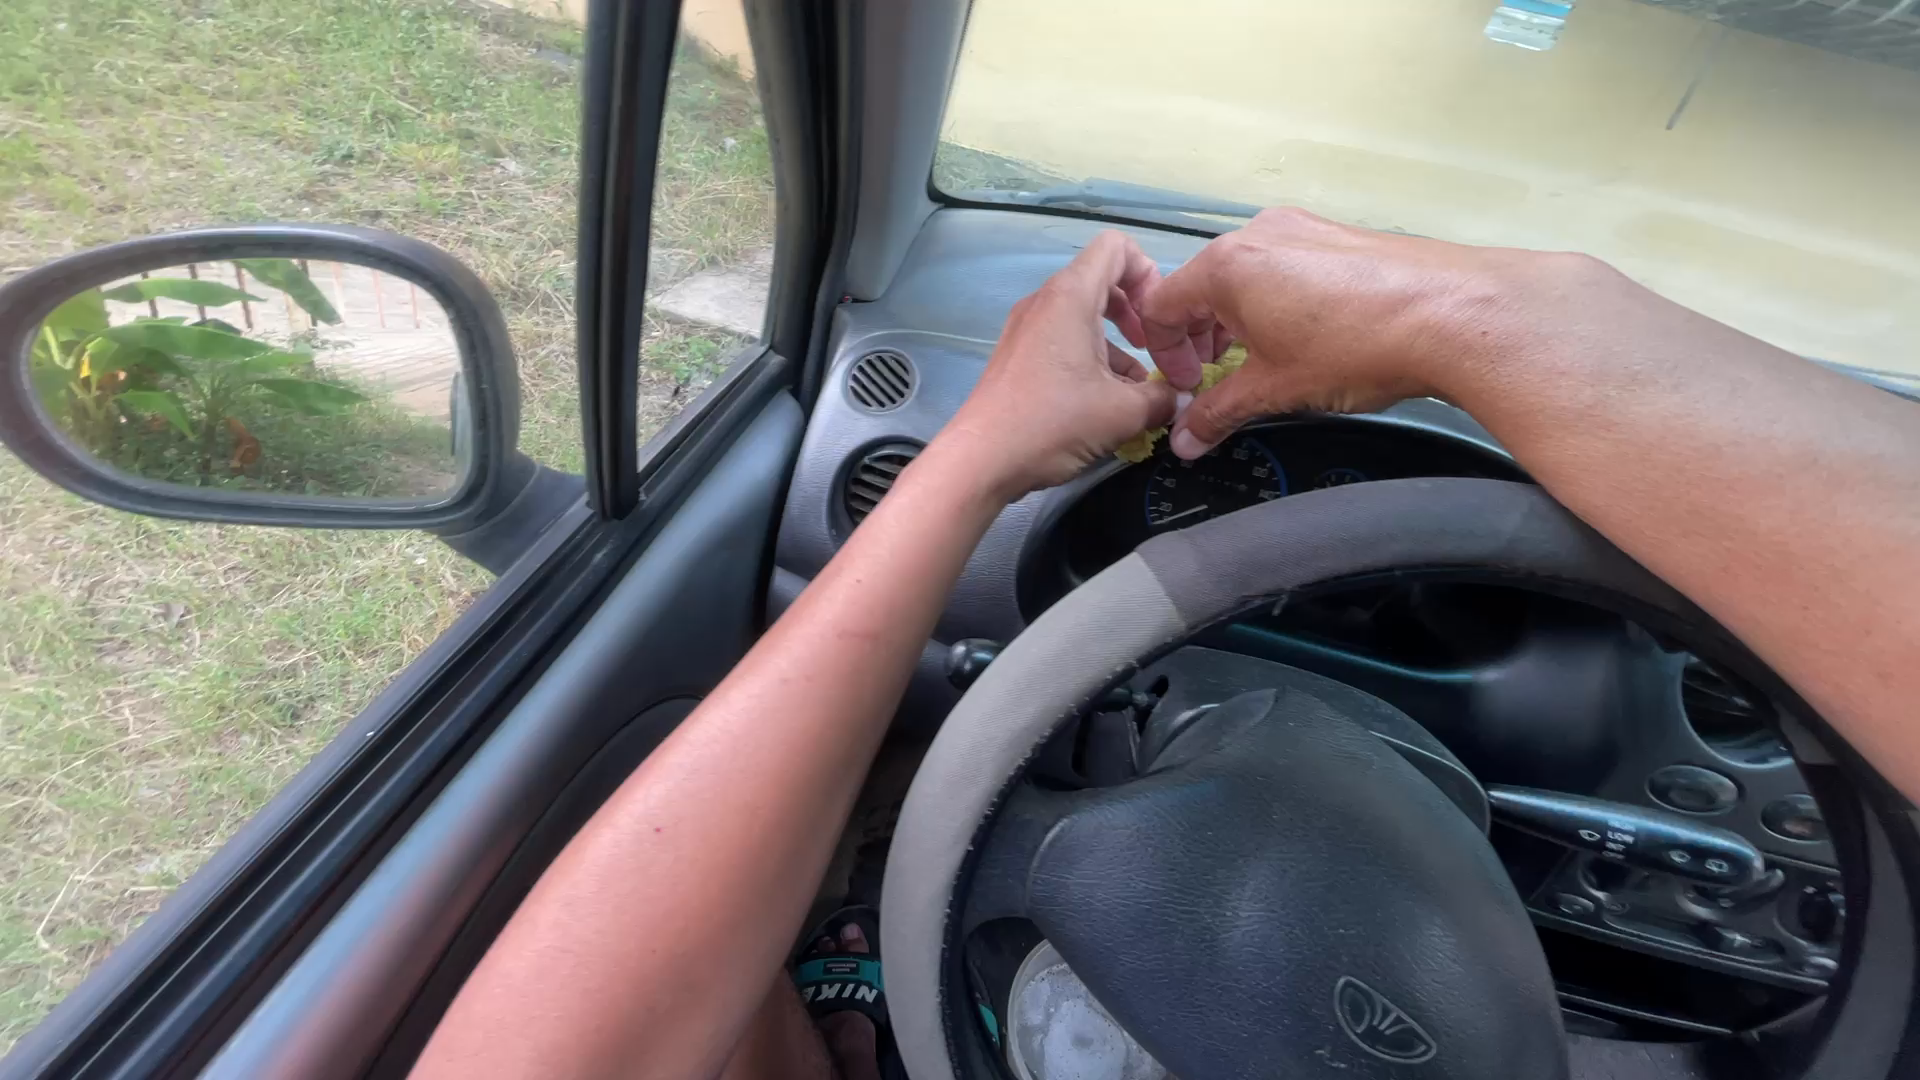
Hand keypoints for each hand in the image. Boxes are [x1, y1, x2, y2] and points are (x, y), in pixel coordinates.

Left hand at [932, 231, 1178, 498]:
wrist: (980, 461)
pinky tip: (1103, 406)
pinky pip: (1061, 345)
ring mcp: (1025, 331)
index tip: (1160, 317)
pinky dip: (1088, 364)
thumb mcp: (1122, 413)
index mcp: (1069, 297)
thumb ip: (1161, 399)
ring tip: (1135, 393)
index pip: (1115, 247)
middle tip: (1153, 351)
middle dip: (1135, 315)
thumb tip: (1178, 399)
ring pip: (1082, 321)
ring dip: (1115, 349)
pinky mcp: (1015, 360)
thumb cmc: (1052, 424)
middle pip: (1100, 284)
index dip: (1148, 272)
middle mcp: (1044, 303)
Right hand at [1137, 207, 1572, 458]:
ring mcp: (1300, 227)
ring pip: (1240, 276)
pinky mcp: (1336, 234)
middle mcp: (1256, 234)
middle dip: (1196, 339)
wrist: (1459, 313)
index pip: (1160, 307)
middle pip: (1197, 289)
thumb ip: (1217, 415)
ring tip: (1256, 359)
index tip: (1187, 388)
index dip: (1164, 355)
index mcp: (1225, 266)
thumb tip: (1184, 443)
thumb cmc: (1351, 348)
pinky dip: (1268, 303)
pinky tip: (1299, 336)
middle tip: (1215, 378)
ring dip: (1231, 322)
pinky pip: (1279, 266)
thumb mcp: (1272, 389)